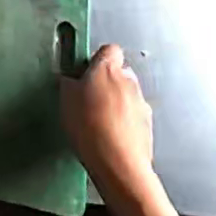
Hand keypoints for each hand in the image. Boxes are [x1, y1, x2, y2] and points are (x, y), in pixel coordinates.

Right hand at [61, 44, 155, 195]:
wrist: (119, 165)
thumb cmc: (89, 126)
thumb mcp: (66, 99)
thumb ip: (69, 83)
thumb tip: (70, 80)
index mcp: (107, 68)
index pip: (109, 49)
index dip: (99, 59)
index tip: (88, 72)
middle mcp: (128, 80)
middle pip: (119, 72)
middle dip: (108, 82)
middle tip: (91, 99)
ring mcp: (141, 103)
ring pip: (128, 95)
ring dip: (118, 104)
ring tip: (100, 124)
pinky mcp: (149, 126)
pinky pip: (134, 117)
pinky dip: (126, 123)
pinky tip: (112, 139)